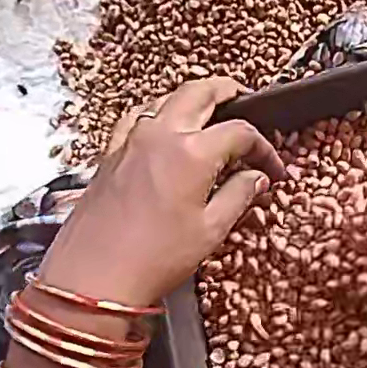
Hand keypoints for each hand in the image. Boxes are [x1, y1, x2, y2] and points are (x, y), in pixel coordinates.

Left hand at [40, 79, 284, 306]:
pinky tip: (161, 127)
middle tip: (243, 97)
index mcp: (192, 152)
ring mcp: (131, 141)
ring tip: (207, 111)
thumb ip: (238, 195)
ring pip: (165, 99)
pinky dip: (156, 113)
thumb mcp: (210, 230)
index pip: (240, 132)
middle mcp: (160, 135)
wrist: (94, 276)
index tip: (272, 169)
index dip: (263, 148)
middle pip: (199, 92)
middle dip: (226, 91)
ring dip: (191, 98)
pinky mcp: (110, 154)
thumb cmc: (155, 257)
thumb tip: (255, 178)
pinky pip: (136, 118)